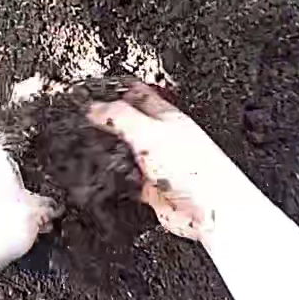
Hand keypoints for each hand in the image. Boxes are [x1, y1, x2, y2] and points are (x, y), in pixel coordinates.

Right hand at [86, 84, 255, 242]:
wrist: (210, 210)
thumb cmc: (196, 169)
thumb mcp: (150, 132)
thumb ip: (120, 117)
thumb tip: (93, 107)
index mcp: (166, 117)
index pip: (138, 94)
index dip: (117, 89)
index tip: (96, 88)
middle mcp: (162, 139)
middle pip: (131, 123)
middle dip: (110, 120)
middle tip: (88, 116)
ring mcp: (157, 164)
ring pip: (128, 152)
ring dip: (111, 151)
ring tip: (90, 144)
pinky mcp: (153, 189)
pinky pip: (130, 181)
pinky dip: (117, 179)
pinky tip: (106, 177)